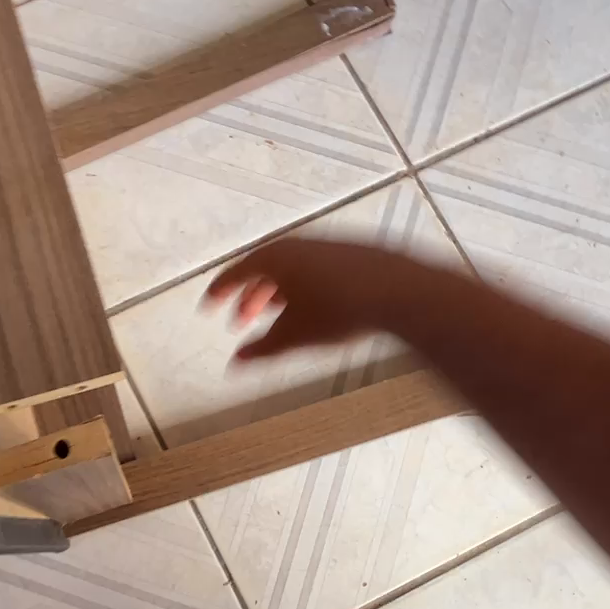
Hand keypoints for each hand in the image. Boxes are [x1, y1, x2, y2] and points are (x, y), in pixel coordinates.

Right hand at [202, 238, 434, 360]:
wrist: (400, 292)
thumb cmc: (341, 311)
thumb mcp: (293, 337)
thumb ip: (261, 350)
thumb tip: (236, 362)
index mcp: (275, 259)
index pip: (236, 272)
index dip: (220, 291)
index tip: (209, 304)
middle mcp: (299, 246)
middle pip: (263, 268)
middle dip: (249, 294)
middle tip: (241, 319)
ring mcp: (327, 246)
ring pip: (291, 268)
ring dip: (276, 290)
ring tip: (276, 316)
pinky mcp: (353, 254)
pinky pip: (314, 268)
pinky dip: (302, 285)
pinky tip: (313, 307)